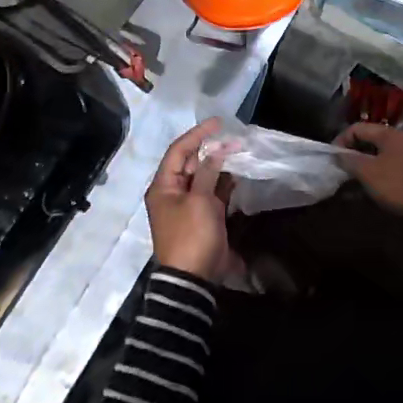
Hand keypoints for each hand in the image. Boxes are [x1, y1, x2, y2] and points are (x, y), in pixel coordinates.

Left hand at [144, 117, 234, 279]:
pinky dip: (224, 183)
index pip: (178, 151)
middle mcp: (173, 192)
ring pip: (204, 177)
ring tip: (240, 150)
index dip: (197, 134)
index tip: (218, 123)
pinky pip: (213, 194)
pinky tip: (238, 173)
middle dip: (211, 149)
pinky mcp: (204, 217)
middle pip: (191, 162)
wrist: (194, 279)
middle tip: (234, 138)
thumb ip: (208, 172)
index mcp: (163, 186)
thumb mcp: (199, 201)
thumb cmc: (192, 236)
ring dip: (220, 165)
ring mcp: (189, 205)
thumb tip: (216, 151)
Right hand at [333, 122, 402, 214]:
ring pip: (381, 149)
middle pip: (370, 137)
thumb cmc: (394, 184)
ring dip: (365, 159)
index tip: (333, 156)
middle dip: (354, 149)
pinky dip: (378, 165)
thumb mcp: (367, 172)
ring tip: (356, 173)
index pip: (358, 128)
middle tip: (343, 164)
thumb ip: (349, 160)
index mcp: (390, 134)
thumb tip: (338, 154)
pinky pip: (391, 159)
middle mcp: (402, 137)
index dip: (342, 139)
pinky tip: (373, 178)